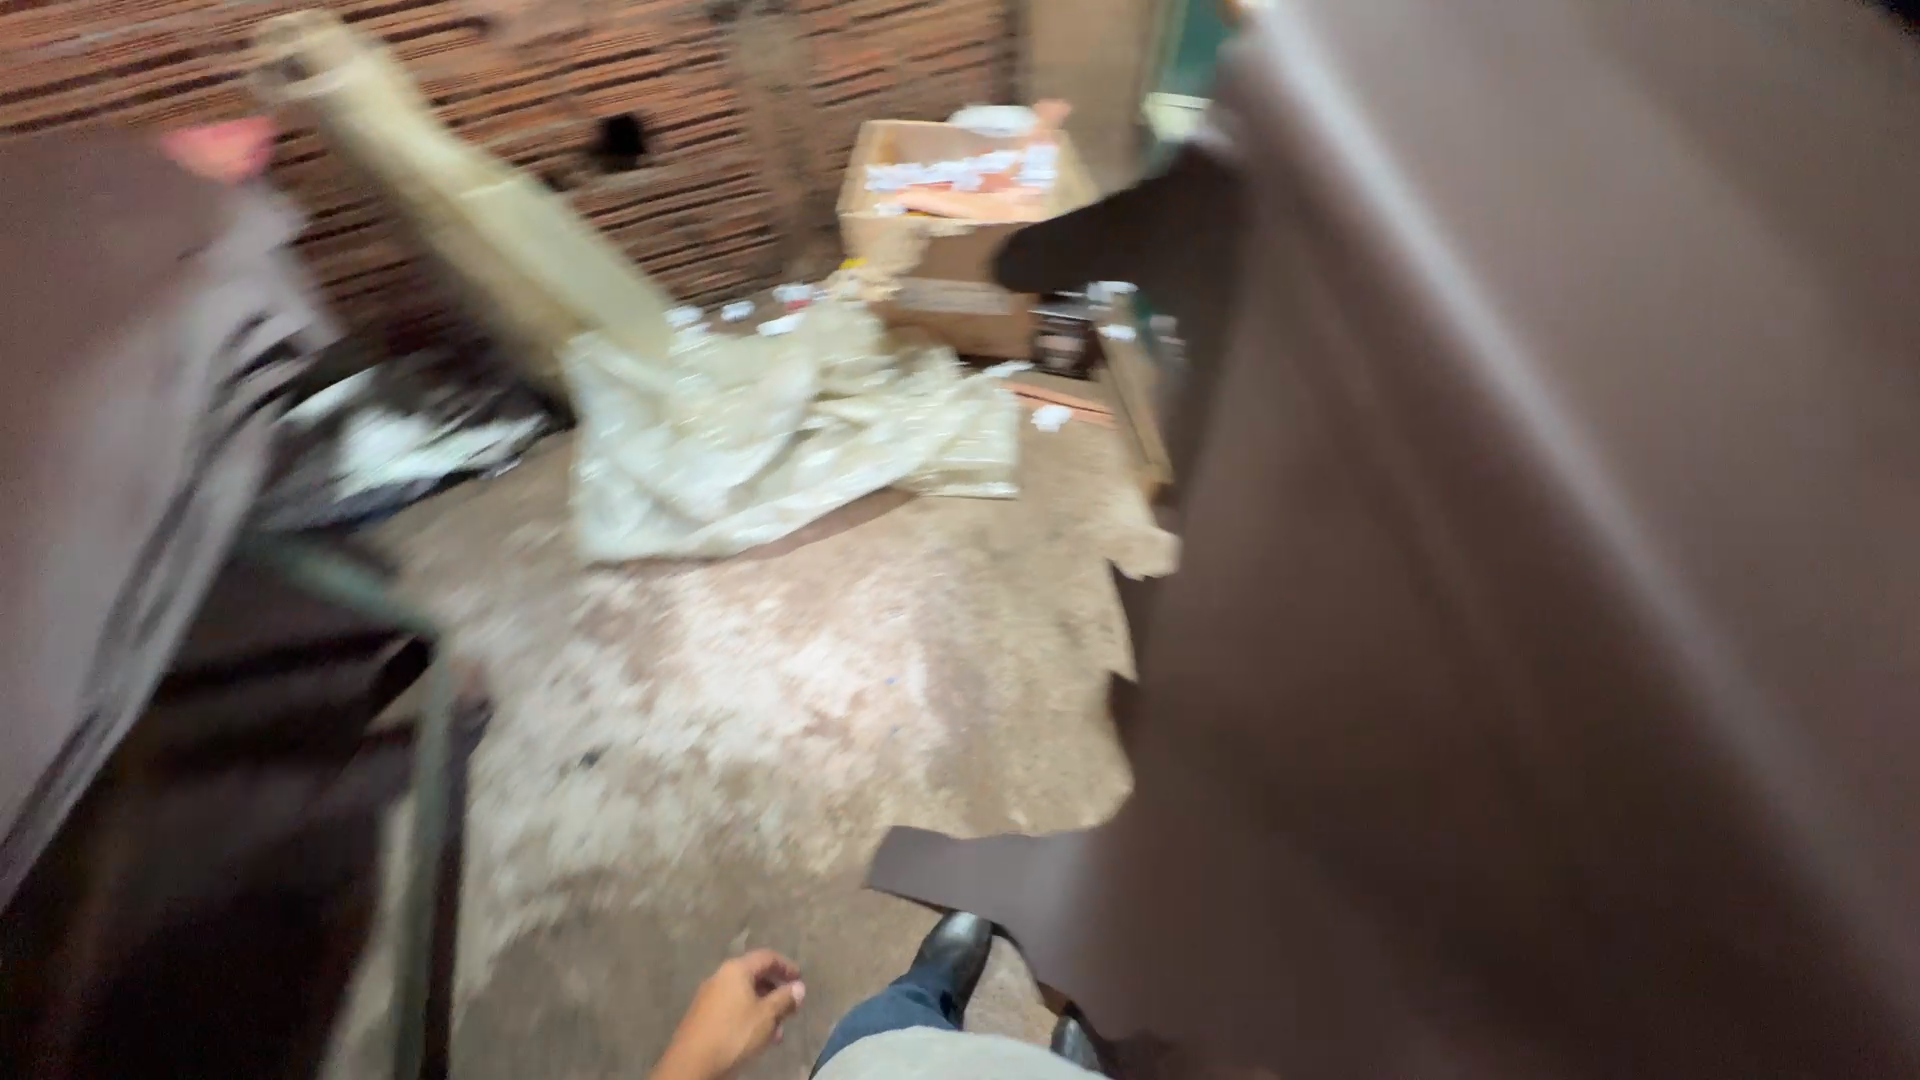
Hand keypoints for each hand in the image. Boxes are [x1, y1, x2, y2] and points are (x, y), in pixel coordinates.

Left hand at [651, 950, 805, 1079]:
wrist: (690, 1067)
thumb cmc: (733, 1035)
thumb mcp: (766, 1017)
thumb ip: (784, 999)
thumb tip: (799, 987)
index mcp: (736, 969)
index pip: (767, 957)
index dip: (786, 966)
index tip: (800, 979)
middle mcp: (720, 976)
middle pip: (754, 976)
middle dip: (774, 993)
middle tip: (789, 1009)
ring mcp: (707, 997)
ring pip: (743, 996)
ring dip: (762, 1009)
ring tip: (774, 1032)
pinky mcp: (700, 1017)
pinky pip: (730, 1008)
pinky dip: (746, 1017)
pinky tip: (753, 1038)